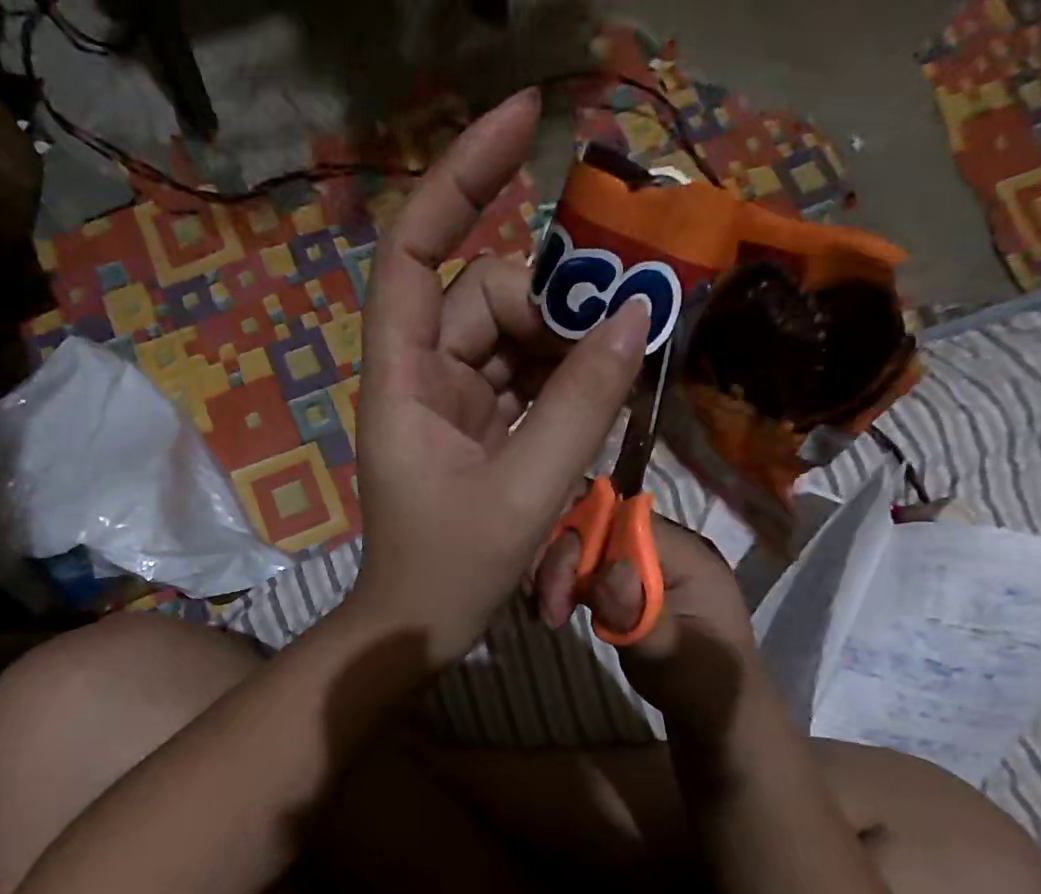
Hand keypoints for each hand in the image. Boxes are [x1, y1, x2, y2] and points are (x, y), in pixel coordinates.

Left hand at [349, 88, 650, 663]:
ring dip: (572, 344)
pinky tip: (607, 394)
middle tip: (628, 331)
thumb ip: (580, 405)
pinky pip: (528, 375)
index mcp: (403, 380)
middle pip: (486, 295)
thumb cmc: (448, 572)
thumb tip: (637, 318)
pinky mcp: (480, 425)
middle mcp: (422, 374)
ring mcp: (453, 399)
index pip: (414, 252)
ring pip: (515, 334)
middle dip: (556, 303)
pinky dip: (569, 377)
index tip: (528, 118)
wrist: (417, 629)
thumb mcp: (523, 492)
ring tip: (624, 377)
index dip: (460, 178)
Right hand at [532, 513, 759, 715]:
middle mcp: (663, 545)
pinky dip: (562, 582)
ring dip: (556, 573)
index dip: (579, 542)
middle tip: (545, 611)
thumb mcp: (669, 654)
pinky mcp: (627, 577)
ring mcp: (644, 560)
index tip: (556, 591)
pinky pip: (586, 565)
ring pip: (584, 544)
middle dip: (560, 562)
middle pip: (595, 526)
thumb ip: (638, 614)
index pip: (620, 521)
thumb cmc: (701, 683)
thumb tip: (609, 571)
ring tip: (545, 614)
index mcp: (684, 552)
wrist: (717, 707)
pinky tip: (551, 610)